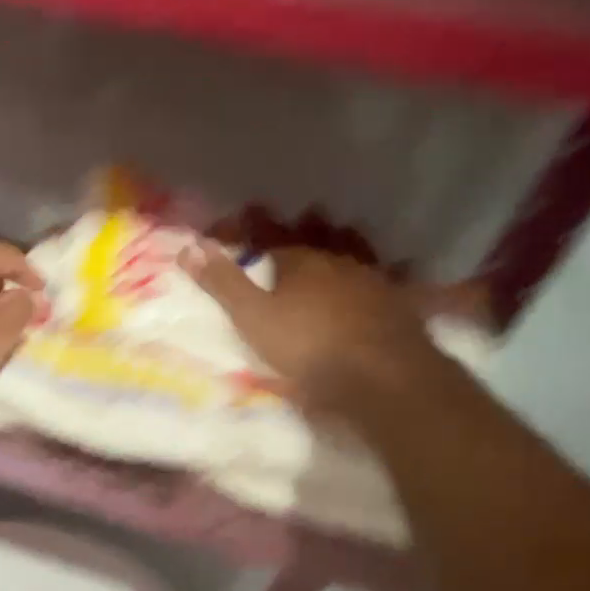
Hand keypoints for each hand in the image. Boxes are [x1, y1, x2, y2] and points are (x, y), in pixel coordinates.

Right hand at [182, 244, 443, 413]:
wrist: (382, 377)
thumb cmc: (307, 346)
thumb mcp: (252, 317)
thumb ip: (223, 283)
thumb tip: (189, 247)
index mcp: (300, 261)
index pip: (268, 238)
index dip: (250, 230)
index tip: (238, 219)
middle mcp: (338, 262)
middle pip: (316, 238)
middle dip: (303, 225)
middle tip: (301, 213)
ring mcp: (373, 281)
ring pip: (355, 251)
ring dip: (345, 240)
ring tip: (341, 230)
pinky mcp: (400, 306)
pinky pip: (389, 279)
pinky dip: (385, 270)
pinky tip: (391, 270)